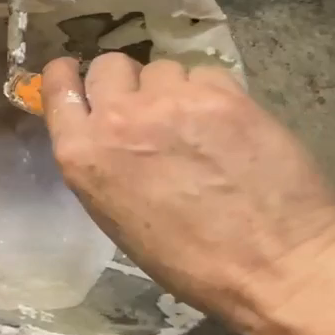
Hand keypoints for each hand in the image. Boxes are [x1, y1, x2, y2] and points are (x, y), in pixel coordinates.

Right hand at [40, 53, 334, 333]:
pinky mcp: (222, 96)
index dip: (69, 75)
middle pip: (110, 65)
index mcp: (81, 153)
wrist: (277, 270)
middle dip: (127, 82)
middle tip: (150, 110)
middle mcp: (117, 118)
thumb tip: (102, 126)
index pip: (57, 83)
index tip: (84, 80)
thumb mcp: (112, 211)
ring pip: (162, 69)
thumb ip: (98, 157)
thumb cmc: (188, 258)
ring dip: (173, 90)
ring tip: (198, 125)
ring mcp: (169, 102)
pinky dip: (213, 95)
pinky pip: (206, 75)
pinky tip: (229, 126)